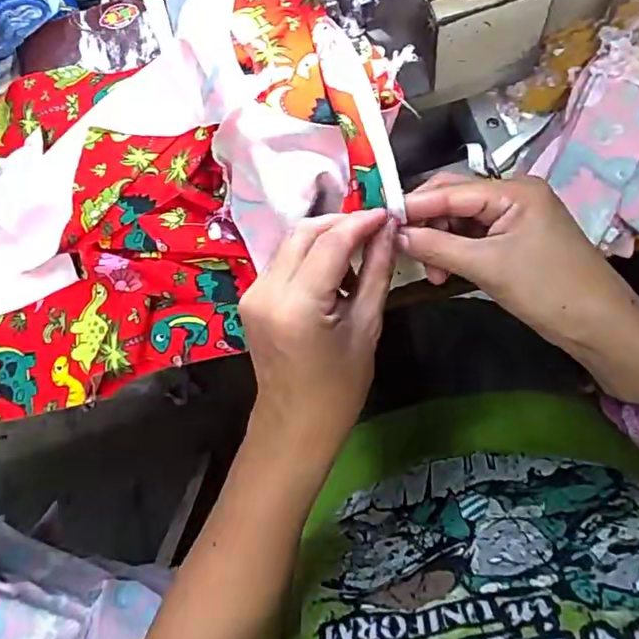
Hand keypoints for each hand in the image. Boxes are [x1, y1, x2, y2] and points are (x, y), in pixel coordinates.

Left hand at [239, 209, 396, 450]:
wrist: (294, 424)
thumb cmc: (339, 387)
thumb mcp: (366, 327)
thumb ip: (376, 272)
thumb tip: (388, 230)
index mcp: (297, 304)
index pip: (330, 242)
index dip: (360, 223)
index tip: (385, 213)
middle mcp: (267, 291)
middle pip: (304, 232)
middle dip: (340, 223)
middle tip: (373, 230)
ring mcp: (253, 292)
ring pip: (291, 242)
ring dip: (324, 238)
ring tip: (357, 255)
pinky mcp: (250, 297)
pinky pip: (282, 261)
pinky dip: (308, 256)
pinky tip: (332, 273)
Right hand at [397, 176, 638, 403]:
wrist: (602, 327)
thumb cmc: (549, 290)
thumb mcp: (487, 267)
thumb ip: (437, 246)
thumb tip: (394, 234)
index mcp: (514, 190)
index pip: (450, 189)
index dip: (413, 204)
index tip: (379, 221)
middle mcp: (514, 194)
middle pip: (453, 198)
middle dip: (426, 224)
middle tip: (405, 252)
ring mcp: (516, 216)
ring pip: (460, 219)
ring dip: (439, 242)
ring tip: (434, 274)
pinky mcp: (516, 237)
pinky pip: (474, 235)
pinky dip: (456, 251)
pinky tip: (446, 273)